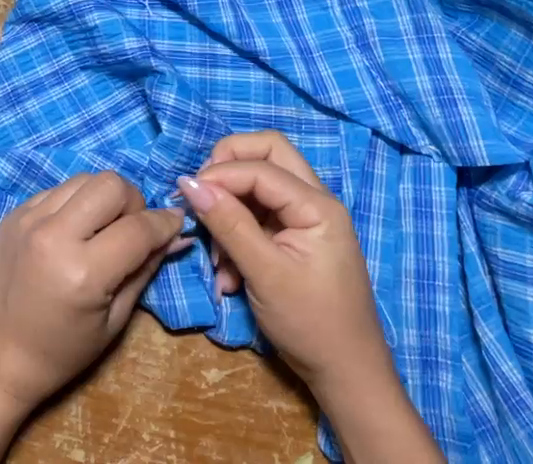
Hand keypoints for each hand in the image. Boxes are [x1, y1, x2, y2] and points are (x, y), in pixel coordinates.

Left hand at [0, 172, 188, 410]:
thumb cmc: (60, 351)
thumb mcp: (114, 321)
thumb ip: (145, 269)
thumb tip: (177, 234)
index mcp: (82, 272)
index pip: (138, 228)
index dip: (165, 223)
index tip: (176, 224)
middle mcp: (54, 235)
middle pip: (110, 184)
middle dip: (132, 202)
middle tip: (131, 230)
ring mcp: (28, 219)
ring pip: (83, 179)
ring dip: (102, 198)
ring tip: (101, 230)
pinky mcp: (13, 213)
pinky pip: (57, 190)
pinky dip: (75, 203)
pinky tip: (73, 232)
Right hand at [179, 132, 442, 462]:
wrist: (347, 377)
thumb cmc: (311, 324)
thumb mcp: (264, 273)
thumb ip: (227, 223)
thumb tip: (188, 182)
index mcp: (317, 206)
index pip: (260, 166)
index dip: (219, 174)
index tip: (185, 196)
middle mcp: (315, 202)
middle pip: (267, 154)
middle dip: (227, 168)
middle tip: (201, 194)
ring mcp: (306, 220)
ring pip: (259, 185)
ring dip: (229, 209)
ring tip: (216, 257)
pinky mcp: (295, 238)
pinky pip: (259, 217)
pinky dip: (237, 234)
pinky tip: (228, 275)